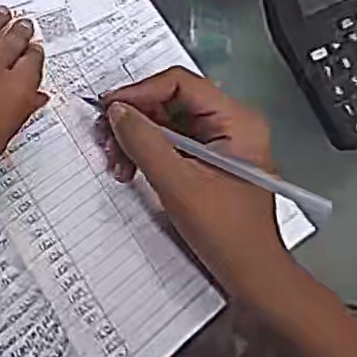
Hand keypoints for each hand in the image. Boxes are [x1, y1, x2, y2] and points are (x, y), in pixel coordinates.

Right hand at [97, 68, 285, 286]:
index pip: (179, 84)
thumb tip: (117, 111)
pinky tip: (128, 169)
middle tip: (107, 138)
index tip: (110, 108)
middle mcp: (227, 125)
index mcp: (236, 122)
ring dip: (132, 139)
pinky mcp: (200, 159)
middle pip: (167, 101)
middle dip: (132, 120)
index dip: (140, 92)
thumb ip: (144, 142)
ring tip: (117, 162)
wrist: (249, 272)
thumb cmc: (227, 232)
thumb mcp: (178, 183)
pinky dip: (141, 152)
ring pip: (161, 122)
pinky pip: (163, 142)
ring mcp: (214, 142)